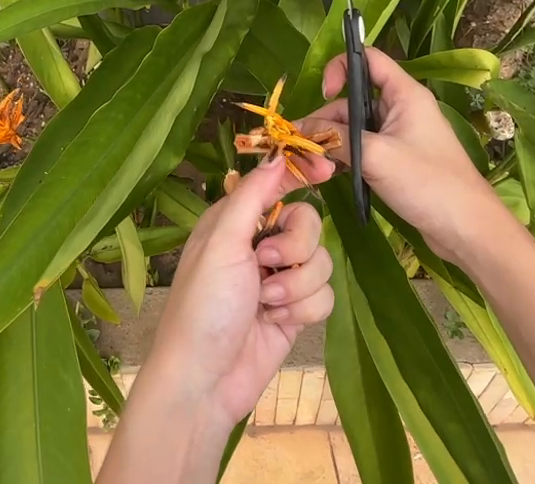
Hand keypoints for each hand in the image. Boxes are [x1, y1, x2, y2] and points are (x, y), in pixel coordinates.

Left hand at [137, 154, 336, 428]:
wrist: (207, 378)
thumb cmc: (204, 304)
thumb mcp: (221, 242)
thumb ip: (251, 197)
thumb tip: (276, 156)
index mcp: (234, 220)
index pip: (275, 184)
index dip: (302, 173)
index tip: (330, 169)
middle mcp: (258, 243)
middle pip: (309, 223)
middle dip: (295, 246)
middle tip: (266, 262)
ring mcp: (279, 277)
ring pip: (321, 262)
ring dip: (296, 284)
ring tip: (265, 302)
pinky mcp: (295, 310)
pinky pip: (325, 295)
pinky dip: (304, 308)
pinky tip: (277, 321)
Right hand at [301, 47, 515, 262]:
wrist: (468, 232)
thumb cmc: (428, 183)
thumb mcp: (375, 155)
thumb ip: (335, 138)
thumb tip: (301, 130)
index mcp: (405, 95)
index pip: (368, 59)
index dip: (341, 68)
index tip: (325, 94)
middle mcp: (401, 109)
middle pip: (354, 99)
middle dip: (328, 119)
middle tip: (305, 145)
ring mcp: (399, 136)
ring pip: (355, 127)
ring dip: (334, 142)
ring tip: (316, 165)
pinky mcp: (397, 160)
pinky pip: (363, 148)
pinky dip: (345, 157)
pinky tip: (332, 173)